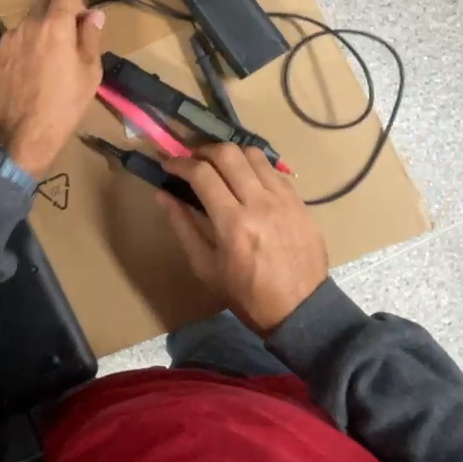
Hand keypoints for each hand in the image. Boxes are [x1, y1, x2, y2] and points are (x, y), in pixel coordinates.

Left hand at [0, 0, 105, 172]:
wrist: (22, 135)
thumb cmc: (64, 106)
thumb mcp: (89, 72)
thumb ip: (90, 37)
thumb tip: (94, 14)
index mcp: (54, 26)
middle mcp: (27, 25)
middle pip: (46, 0)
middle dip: (64, 2)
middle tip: (79, 16)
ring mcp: (7, 40)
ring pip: (30, 21)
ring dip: (45, 23)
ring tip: (57, 44)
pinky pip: (16, 38)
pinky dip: (30, 40)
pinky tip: (37, 61)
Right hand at [160, 143, 327, 333]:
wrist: (300, 311)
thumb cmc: (246, 294)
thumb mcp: (205, 266)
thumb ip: (182, 225)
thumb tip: (162, 194)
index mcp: (233, 223)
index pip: (202, 174)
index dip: (179, 163)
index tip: (168, 164)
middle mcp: (260, 203)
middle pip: (228, 154)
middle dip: (203, 151)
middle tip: (192, 161)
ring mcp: (283, 200)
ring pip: (253, 155)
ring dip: (230, 154)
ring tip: (219, 166)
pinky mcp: (300, 202)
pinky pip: (273, 170)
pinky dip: (253, 168)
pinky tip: (245, 181)